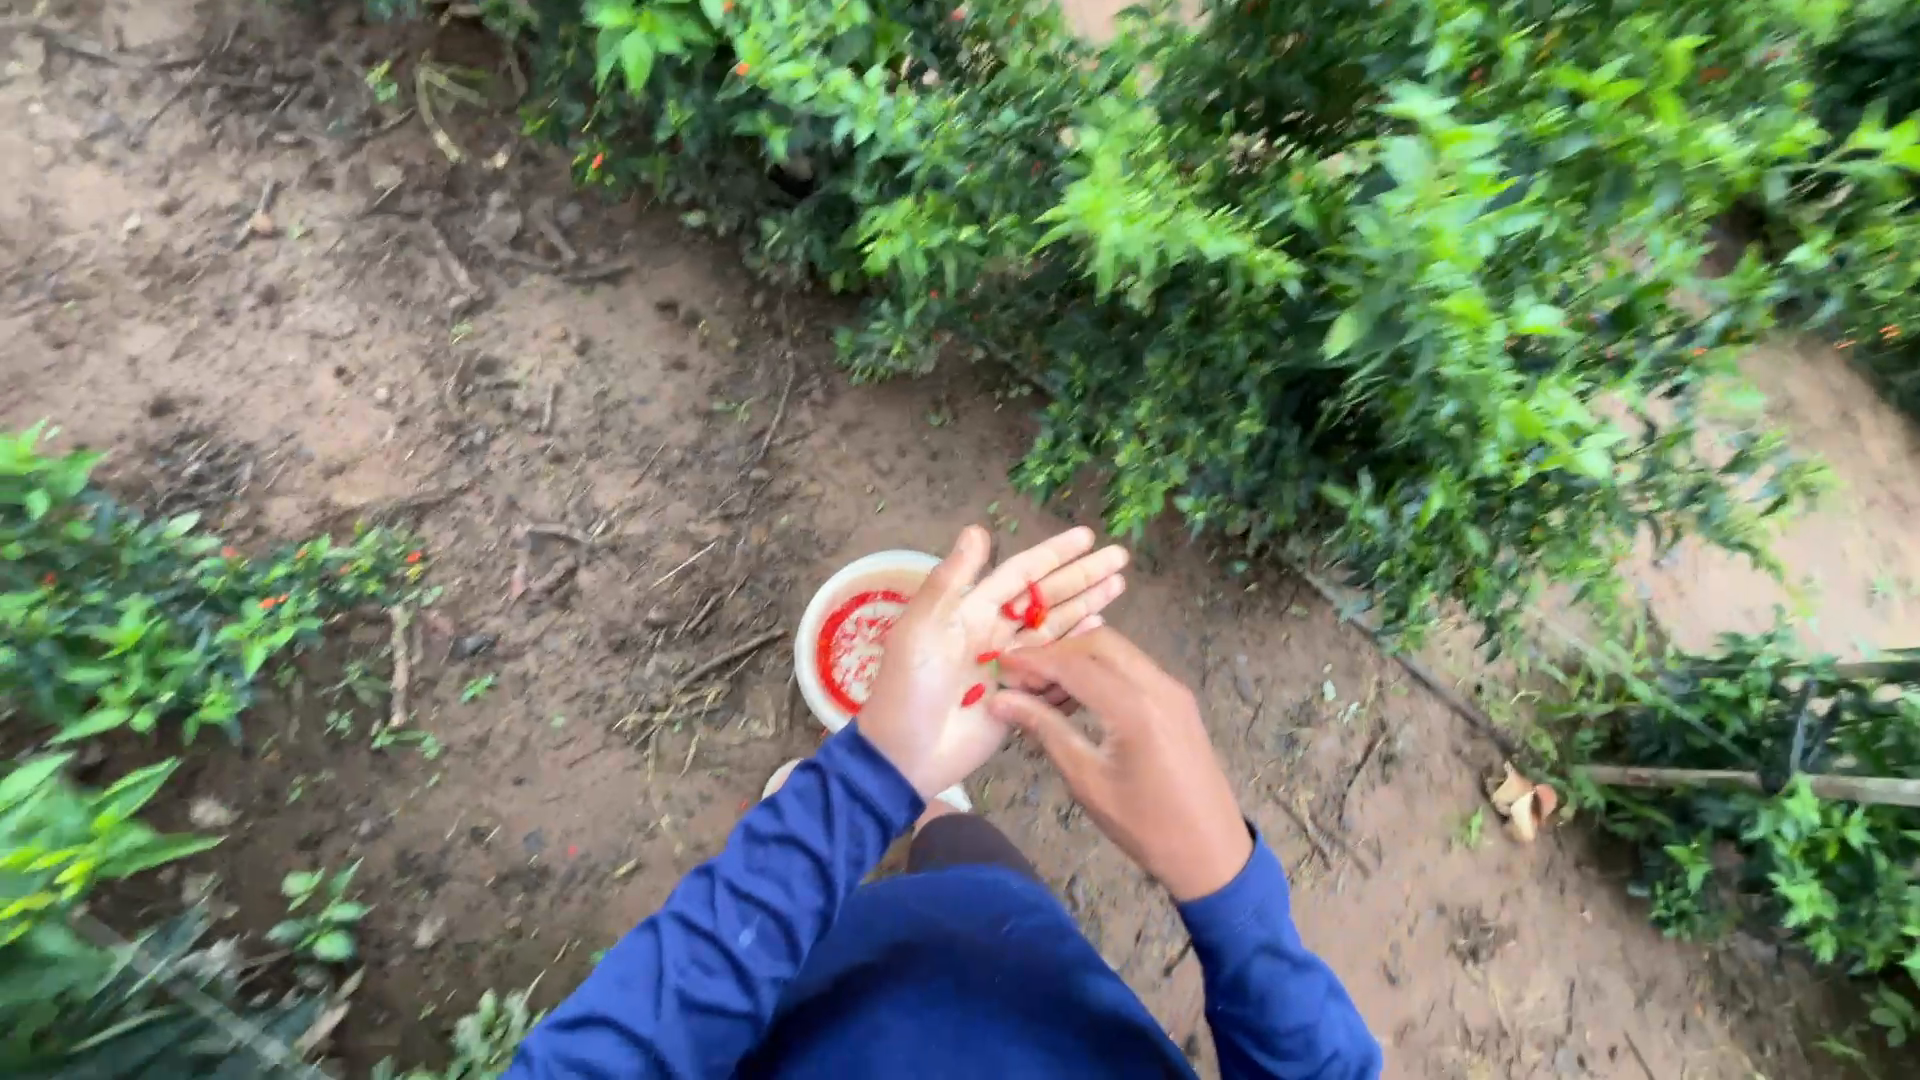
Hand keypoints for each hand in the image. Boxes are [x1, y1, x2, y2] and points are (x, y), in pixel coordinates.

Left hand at [858, 525, 1127, 800]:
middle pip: (1047, 597)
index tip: (1087, 537)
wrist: (905, 753)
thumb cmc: (908, 685)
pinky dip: (1078, 648)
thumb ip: (951, 580)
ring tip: (1119, 586)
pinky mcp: (1022, 696)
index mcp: (972, 611)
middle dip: (1082, 576)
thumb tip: (977, 530)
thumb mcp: (921, 627)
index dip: (1054, 555)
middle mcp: (996, 632)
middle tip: (1119, 557)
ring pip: (1057, 628)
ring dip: (1086, 605)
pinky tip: (1101, 630)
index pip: (1021, 573)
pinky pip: (1056, 667)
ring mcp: (1011, 665)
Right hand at [988, 627, 1251, 900]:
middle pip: (1097, 642)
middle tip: (1021, 677)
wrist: (1213, 852)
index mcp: (1135, 708)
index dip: (1032, 660)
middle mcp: (1157, 686)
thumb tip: (1000, 701)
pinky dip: (1100, 671)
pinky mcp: (1177, 699)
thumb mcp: (1087, 780)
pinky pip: (1132, 667)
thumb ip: (1045, 730)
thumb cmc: (1145, 826)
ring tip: (1042, 691)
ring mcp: (1172, 689)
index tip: (999, 664)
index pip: (1073, 665)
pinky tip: (1076, 699)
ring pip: (1116, 651)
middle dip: (1055, 652)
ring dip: (1077, 659)